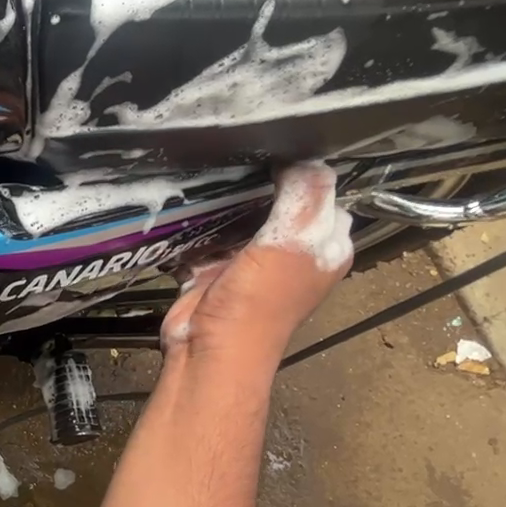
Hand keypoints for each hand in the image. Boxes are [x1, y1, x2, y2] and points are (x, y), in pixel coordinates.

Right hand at [161, 162, 352, 366]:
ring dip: (218, 212)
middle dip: (254, 191)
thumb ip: (304, 195)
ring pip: (236, 224)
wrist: (208, 348)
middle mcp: (290, 254)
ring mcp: (248, 266)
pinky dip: (190, 237)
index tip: (273, 158)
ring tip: (202, 189)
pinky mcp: (209, 276)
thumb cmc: (257, 301)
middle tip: (232, 168)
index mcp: (325, 246)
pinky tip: (180, 223)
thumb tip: (302, 159)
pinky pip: (201, 246)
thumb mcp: (291, 241)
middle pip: (275, 207)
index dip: (302, 176)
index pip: (323, 196)